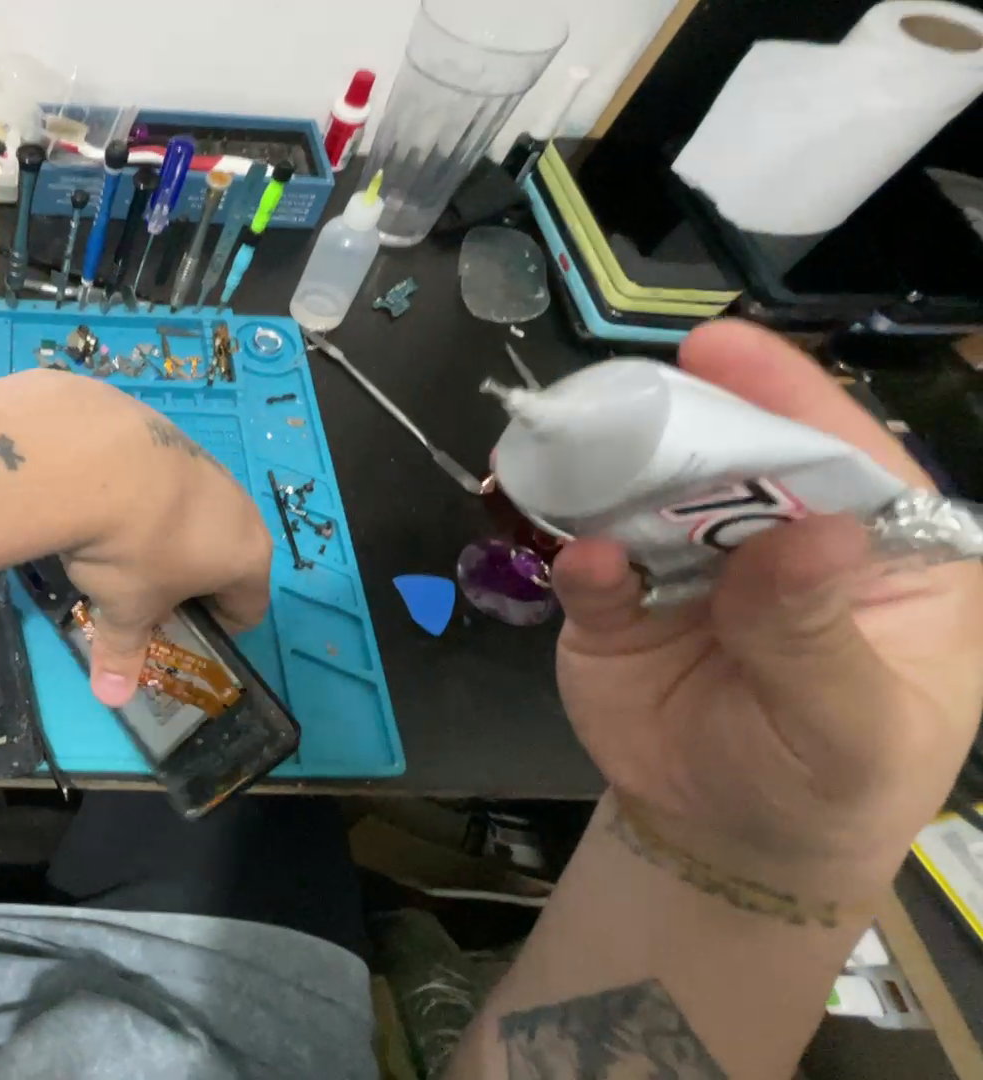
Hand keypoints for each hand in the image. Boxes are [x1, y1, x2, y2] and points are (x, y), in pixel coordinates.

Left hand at [31, 374, 272, 706]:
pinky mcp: (168, 434)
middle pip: (222, 559)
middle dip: (185, 583)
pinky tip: (101, 503)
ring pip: (192, 515)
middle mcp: (238, 508)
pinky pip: (160, 479)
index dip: (214, 631)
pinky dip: (139, 496)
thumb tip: (111, 698)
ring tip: (113, 548)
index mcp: (246, 557)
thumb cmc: (132, 550)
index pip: (249, 610)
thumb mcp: (125, 610)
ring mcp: (205, 464)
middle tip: (140, 597)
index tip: (175, 635)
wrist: (98, 457)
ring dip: (163, 535)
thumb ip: (122, 653)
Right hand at [553, 320, 982, 897]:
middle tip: (624, 395)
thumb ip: (818, 634)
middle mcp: (766, 549)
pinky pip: (588, 573)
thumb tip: (805, 533)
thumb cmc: (827, 778)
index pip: (839, 460)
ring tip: (571, 452)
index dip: (785, 398)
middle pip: (724, 469)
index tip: (720, 347)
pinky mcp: (608, 607)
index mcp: (867, 558)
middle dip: (679, 429)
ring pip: (640, 508)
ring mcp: (679, 574)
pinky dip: (579, 563)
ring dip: (605, 483)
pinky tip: (582, 565)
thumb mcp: (852, 723)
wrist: (717, 828)